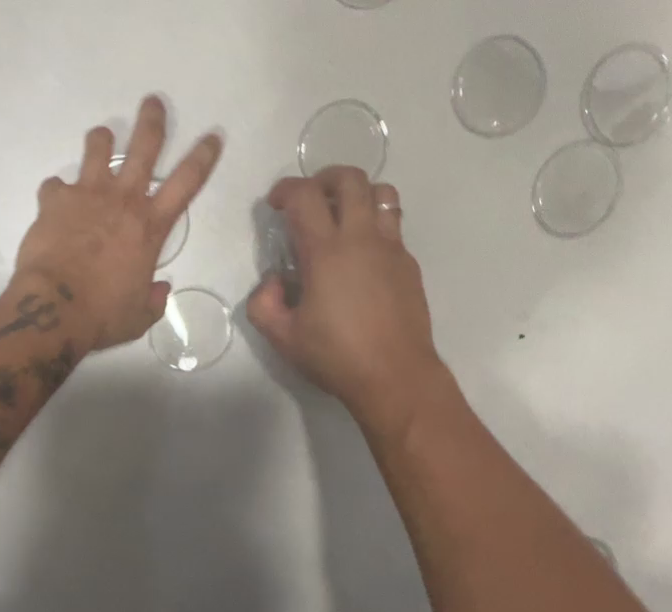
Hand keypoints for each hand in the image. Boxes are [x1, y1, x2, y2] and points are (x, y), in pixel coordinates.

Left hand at [14, 96, 222, 350]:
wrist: (55, 309)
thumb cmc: (103, 316)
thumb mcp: (140, 316)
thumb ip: (154, 299)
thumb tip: (160, 289)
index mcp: (150, 228)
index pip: (187, 183)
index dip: (203, 157)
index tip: (213, 136)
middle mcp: (122, 202)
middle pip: (144, 148)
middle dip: (152, 122)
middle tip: (152, 102)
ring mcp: (87, 196)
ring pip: (97, 150)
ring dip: (101, 141)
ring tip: (101, 137)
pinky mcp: (54, 201)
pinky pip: (55, 186)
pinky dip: (57, 192)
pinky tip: (55, 201)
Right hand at [248, 170, 445, 422]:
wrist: (394, 375)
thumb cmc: (334, 357)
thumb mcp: (282, 337)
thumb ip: (263, 303)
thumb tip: (273, 280)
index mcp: (326, 253)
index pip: (305, 197)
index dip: (286, 190)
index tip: (275, 202)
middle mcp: (361, 239)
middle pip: (350, 179)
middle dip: (325, 178)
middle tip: (309, 198)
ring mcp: (391, 248)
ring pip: (381, 193)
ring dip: (357, 194)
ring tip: (341, 215)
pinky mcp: (408, 264)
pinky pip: (392, 226)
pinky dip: (374, 224)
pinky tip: (360, 255)